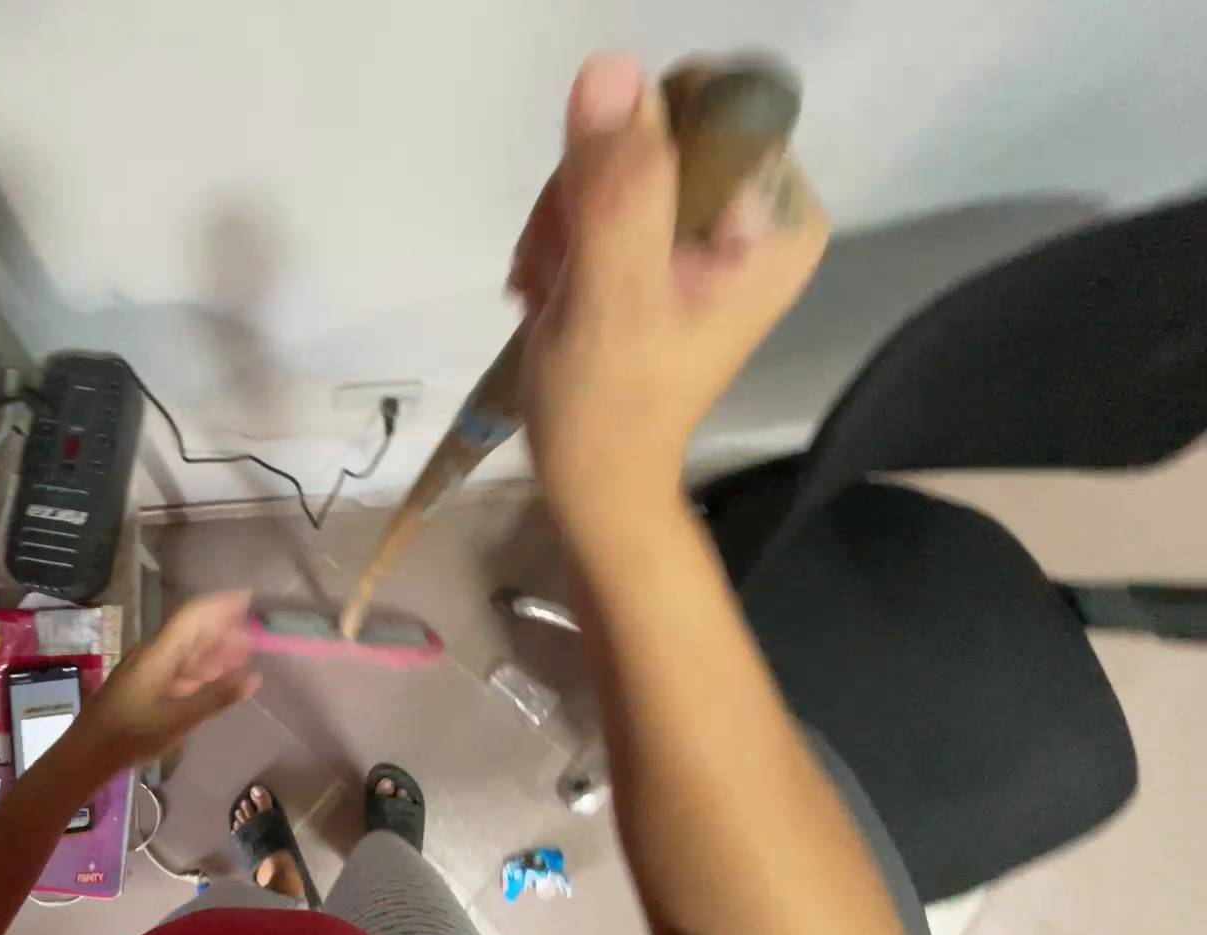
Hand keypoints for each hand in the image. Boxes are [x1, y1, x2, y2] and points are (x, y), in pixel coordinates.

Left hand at [63, 590, 261, 771]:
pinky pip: (180, 666)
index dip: (221, 604)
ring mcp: (150, 667)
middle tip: (256, 634)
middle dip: (225, 628)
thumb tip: (255, 676)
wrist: (89, 752)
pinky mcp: (148, 683)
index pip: (194, 615)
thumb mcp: (180, 718)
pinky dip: (203, 668)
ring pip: (188, 649)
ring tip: (245, 654)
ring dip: (216, 649)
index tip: (248, 598)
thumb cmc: (134, 733)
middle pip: (194, 630)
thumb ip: (218, 696)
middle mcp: (156, 652)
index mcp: (161, 652)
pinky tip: (219, 677)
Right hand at [511, 53, 827, 516]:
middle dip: (581, 200)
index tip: (584, 230)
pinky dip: (558, 245)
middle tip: (554, 273)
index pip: (703, 109)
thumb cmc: (604, 408)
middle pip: (652, 136)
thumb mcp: (609, 299)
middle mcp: (752, 215)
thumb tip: (607, 67)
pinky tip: (547, 294)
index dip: (625, 153)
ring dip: (559, 227)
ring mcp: (704, 236)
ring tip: (545, 293)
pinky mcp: (662, 257)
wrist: (593, 481)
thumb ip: (615, 190)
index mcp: (775, 219)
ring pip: (614, 170)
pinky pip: (600, 207)